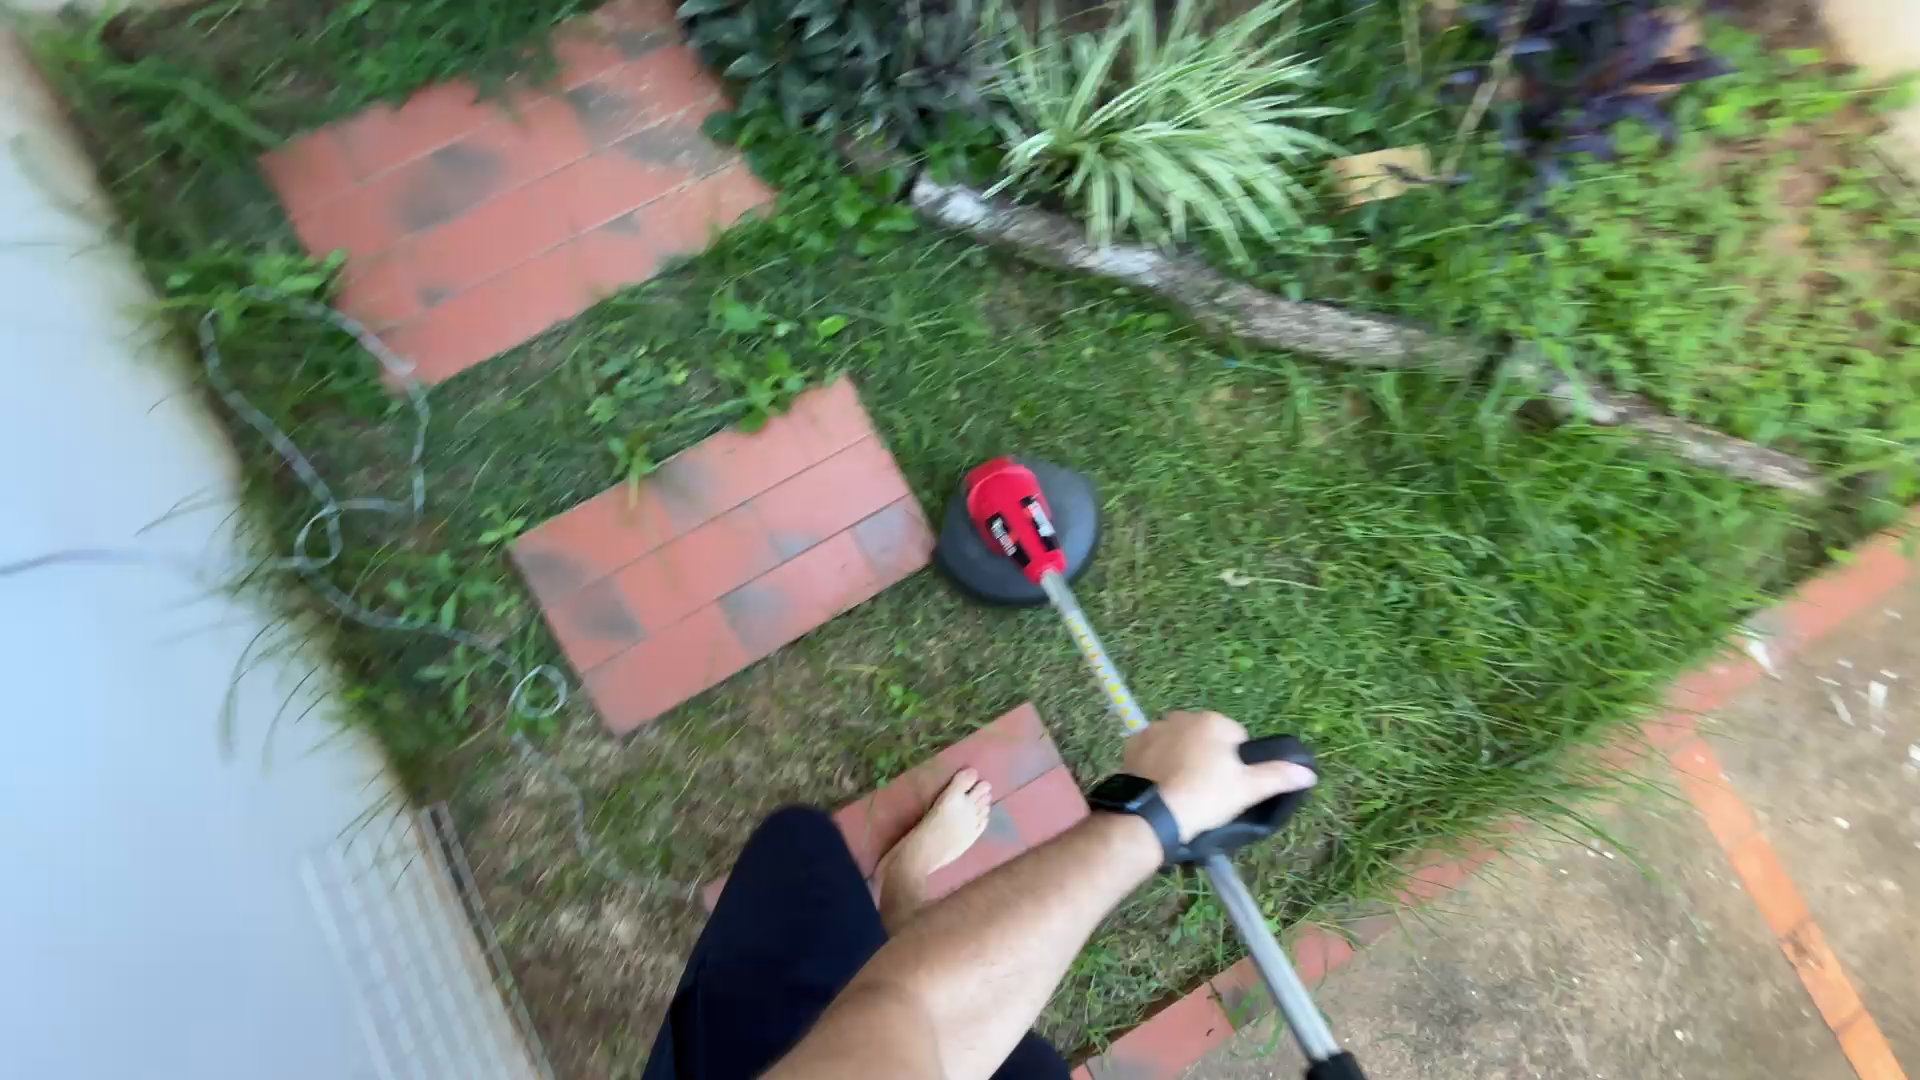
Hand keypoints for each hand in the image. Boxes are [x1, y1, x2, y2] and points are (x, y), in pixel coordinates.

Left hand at [1123, 711, 1317, 841]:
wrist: (1155, 812)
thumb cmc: (1206, 797)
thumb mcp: (1247, 789)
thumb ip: (1278, 776)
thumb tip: (1308, 772)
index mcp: (1213, 722)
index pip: (1234, 737)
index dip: (1235, 763)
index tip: (1228, 784)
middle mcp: (1181, 716)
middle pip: (1204, 737)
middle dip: (1207, 757)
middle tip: (1206, 789)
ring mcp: (1154, 728)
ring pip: (1177, 742)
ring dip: (1181, 757)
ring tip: (1182, 788)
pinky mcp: (1132, 743)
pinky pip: (1152, 749)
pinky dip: (1156, 761)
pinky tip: (1160, 783)